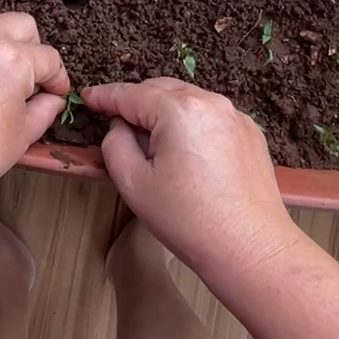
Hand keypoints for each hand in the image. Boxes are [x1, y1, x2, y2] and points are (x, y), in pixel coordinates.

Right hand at [84, 77, 302, 276]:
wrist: (251, 249)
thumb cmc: (189, 221)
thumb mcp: (134, 184)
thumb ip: (115, 144)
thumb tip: (120, 126)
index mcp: (178, 110)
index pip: (131, 94)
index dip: (105, 96)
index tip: (88, 98)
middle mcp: (209, 101)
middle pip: (160, 89)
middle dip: (136, 102)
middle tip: (117, 125)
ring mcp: (234, 115)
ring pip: (186, 99)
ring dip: (163, 111)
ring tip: (152, 143)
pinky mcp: (250, 131)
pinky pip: (209, 114)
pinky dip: (190, 122)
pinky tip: (186, 153)